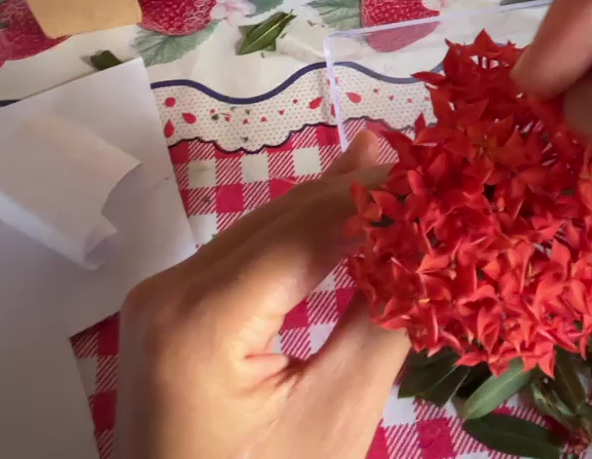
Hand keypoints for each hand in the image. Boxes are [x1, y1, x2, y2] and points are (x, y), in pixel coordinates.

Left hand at [115, 137, 406, 458]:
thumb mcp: (334, 421)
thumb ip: (379, 324)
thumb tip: (422, 245)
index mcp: (202, 322)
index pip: (302, 231)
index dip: (370, 197)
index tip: (429, 179)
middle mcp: (170, 290)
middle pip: (281, 221)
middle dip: (355, 195)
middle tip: (420, 170)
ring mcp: (163, 294)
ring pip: (264, 229)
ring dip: (329, 207)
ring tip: (389, 171)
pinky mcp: (172, 304)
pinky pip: (246, 253)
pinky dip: (298, 233)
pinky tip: (334, 200)